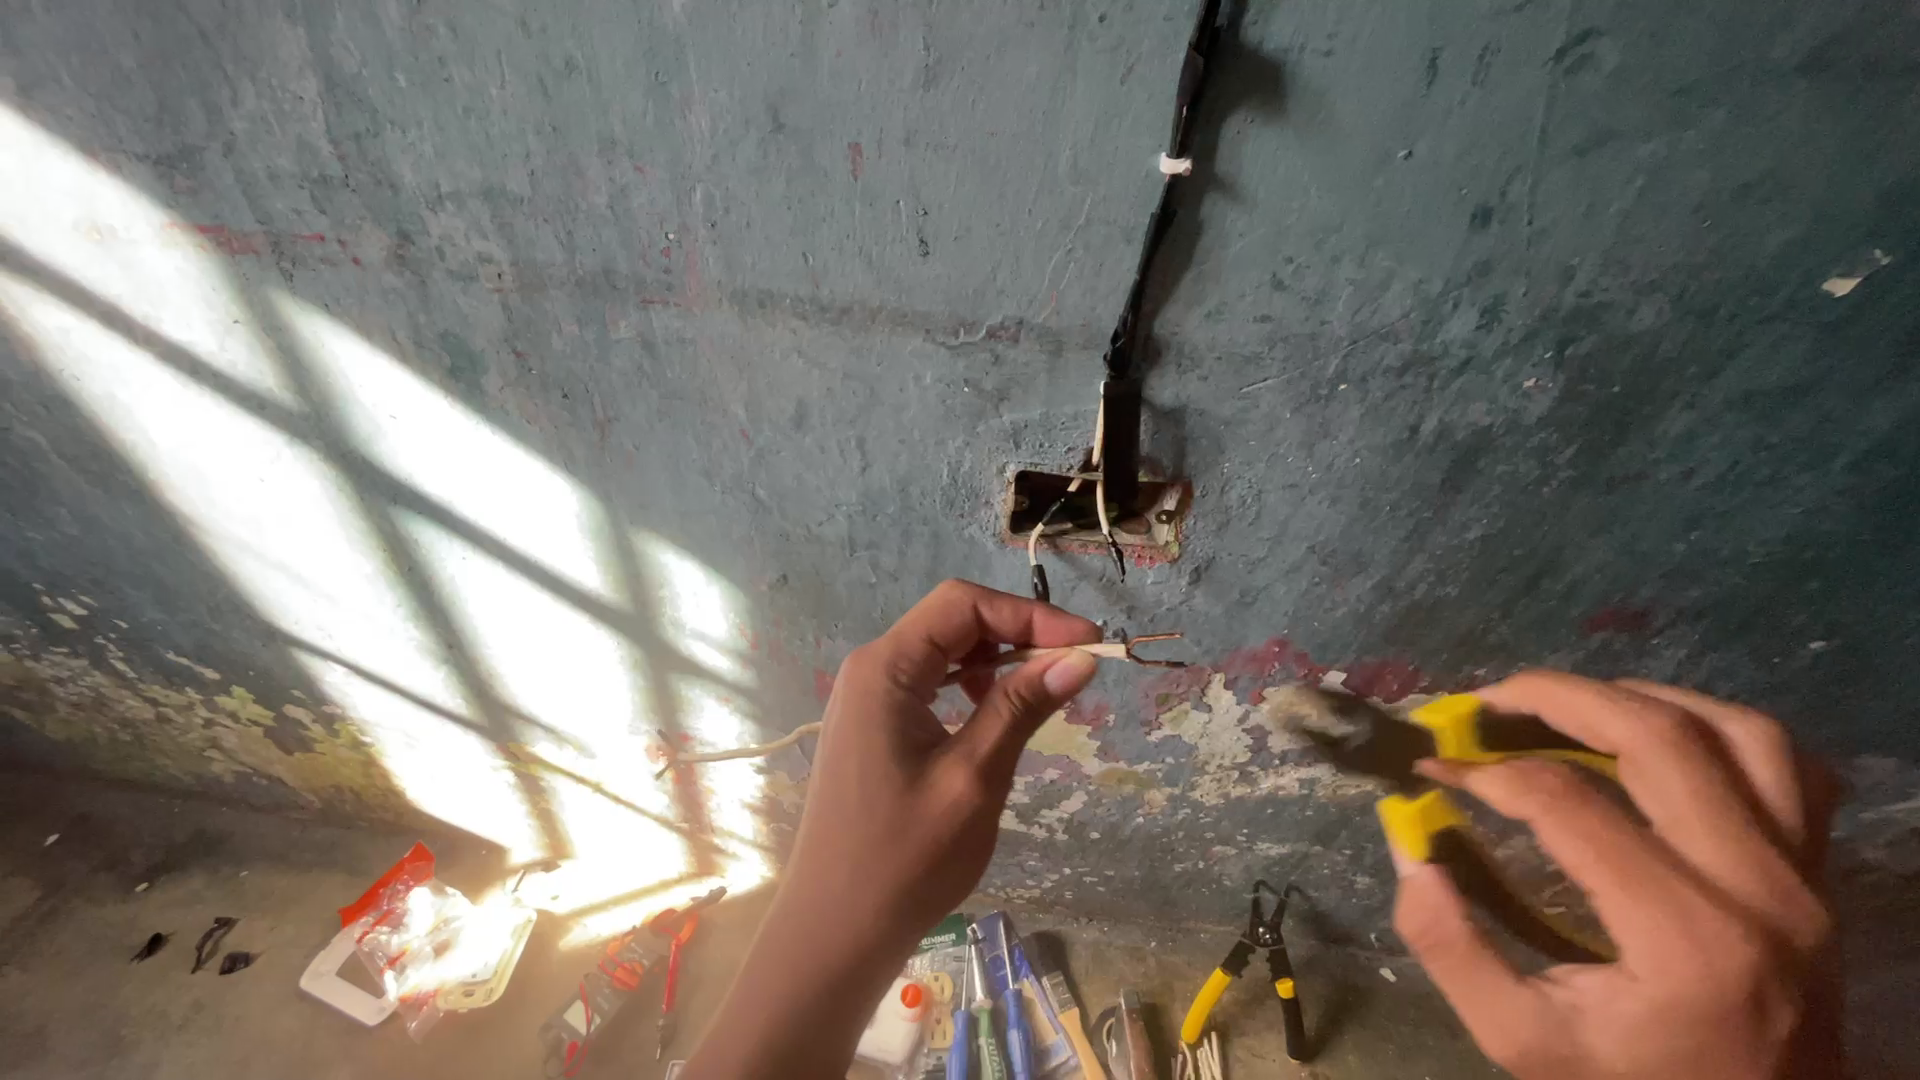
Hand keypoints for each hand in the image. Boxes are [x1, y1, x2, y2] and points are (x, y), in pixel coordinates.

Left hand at [684, 580, 1099, 1079]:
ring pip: (944, 649)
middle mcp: (871, 667)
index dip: (1030, 613)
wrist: (834, 931)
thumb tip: (1078, 660)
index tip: (1087, 644)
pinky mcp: (874, 723)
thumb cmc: (903, 859)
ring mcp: (868, 696)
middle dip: (1017, 632)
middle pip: (953, 620)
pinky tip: (995, 711)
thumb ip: (1020, 708)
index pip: (962, 603)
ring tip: (1043, 688)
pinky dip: (971, 685)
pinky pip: (929, 682)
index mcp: (885, 667)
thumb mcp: (973, 778)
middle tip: (1074, 665)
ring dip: (997, 658)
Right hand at [1393, 672, 1840, 1079]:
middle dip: (1553, 697)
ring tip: (1565, 704)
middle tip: (1485, 701)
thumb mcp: (1518, 1041)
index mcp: (1684, 935)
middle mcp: (1761, 890)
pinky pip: (1789, 765)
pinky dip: (1715, 727)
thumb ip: (1447, 946)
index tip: (1430, 769)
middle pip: (1658, 738)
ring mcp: (1806, 876)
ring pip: (1737, 733)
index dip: (1480, 769)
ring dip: (1638, 698)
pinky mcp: (1819, 873)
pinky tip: (1652, 735)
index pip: (1563, 800)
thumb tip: (1408, 846)